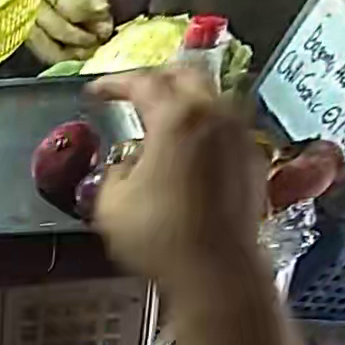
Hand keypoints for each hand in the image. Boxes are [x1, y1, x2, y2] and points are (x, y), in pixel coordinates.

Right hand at [89, 67, 266, 287]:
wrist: (212, 267)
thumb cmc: (155, 234)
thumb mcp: (111, 205)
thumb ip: (113, 174)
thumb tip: (124, 166)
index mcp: (176, 118)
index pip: (142, 83)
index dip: (114, 84)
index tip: (94, 90)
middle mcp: (214, 115)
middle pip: (186, 77)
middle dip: (155, 79)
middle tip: (131, 93)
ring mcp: (238, 135)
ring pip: (209, 100)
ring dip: (180, 104)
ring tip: (157, 123)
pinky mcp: (250, 160)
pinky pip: (221, 129)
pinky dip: (198, 129)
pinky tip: (182, 152)